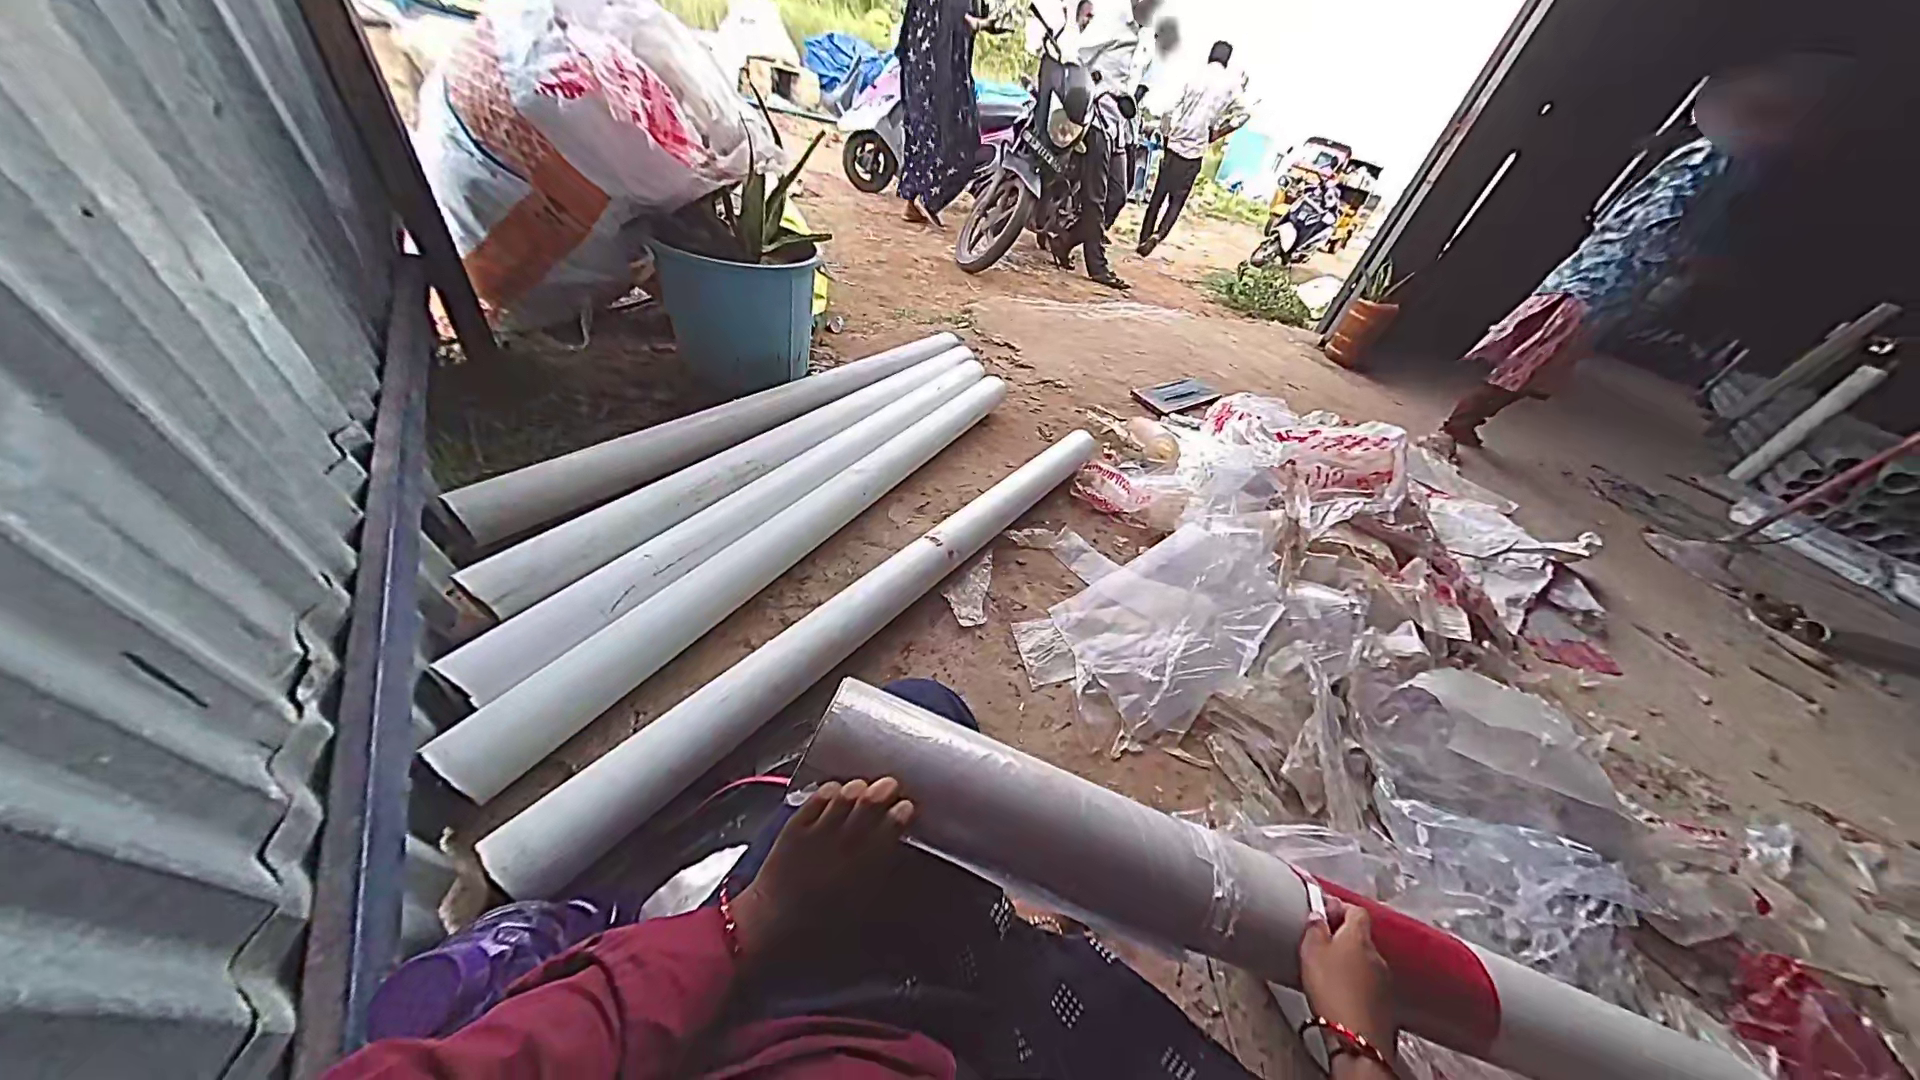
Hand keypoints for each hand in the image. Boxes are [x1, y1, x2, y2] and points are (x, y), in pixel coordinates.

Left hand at [727, 779, 915, 962]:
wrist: (770, 930)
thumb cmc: (818, 932)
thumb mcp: (862, 913)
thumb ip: (881, 881)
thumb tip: (893, 858)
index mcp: (867, 865)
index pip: (893, 824)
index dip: (902, 811)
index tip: (906, 806)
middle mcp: (845, 842)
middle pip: (871, 801)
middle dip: (885, 789)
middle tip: (889, 788)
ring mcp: (819, 830)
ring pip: (845, 794)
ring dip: (857, 789)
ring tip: (862, 790)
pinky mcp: (796, 826)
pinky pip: (818, 797)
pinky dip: (829, 791)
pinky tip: (833, 795)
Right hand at [1299, 899, 1397, 1062]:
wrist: (1357, 1039)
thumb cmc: (1330, 986)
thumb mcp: (1311, 950)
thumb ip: (1315, 928)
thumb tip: (1320, 915)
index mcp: (1359, 937)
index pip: (1357, 911)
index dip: (1340, 907)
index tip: (1322, 912)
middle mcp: (1378, 955)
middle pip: (1361, 936)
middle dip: (1343, 936)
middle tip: (1320, 941)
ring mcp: (1386, 982)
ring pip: (1366, 960)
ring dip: (1350, 959)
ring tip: (1329, 968)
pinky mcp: (1387, 1005)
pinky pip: (1370, 982)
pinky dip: (1357, 980)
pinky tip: (1342, 990)